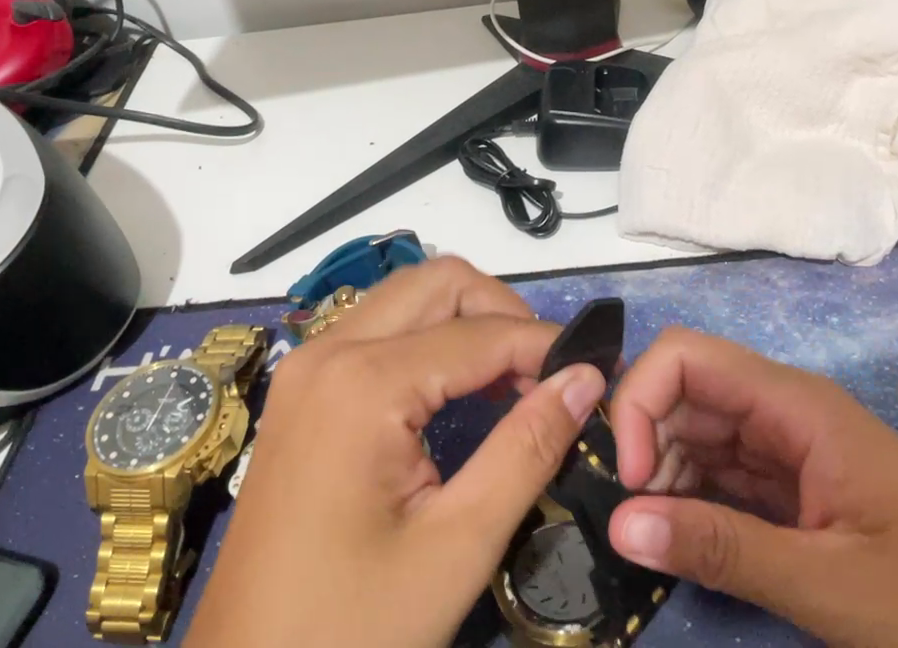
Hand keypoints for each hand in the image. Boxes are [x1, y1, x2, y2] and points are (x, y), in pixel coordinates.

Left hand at [187, 257, 604, 647]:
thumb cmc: (353, 623)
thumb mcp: (458, 544)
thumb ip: (527, 448)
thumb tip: (584, 378)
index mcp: (364, 383)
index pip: (479, 333)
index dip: (546, 346)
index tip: (597, 372)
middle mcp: (328, 351)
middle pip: (437, 283)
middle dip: (502, 312)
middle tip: (547, 374)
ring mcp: (307, 367)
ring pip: (406, 298)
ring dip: (467, 321)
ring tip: (513, 381)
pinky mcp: (301, 389)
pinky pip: (378, 330)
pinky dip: (429, 340)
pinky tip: (461, 390)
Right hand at [604, 329, 897, 647]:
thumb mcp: (830, 583)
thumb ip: (720, 549)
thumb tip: (616, 525)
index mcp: (796, 405)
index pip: (686, 356)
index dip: (640, 401)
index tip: (631, 481)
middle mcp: (785, 413)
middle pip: (684, 392)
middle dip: (641, 440)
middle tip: (625, 520)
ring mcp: (790, 453)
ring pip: (697, 437)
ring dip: (662, 477)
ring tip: (646, 540)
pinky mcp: (794, 494)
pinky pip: (722, 480)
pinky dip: (689, 505)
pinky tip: (677, 545)